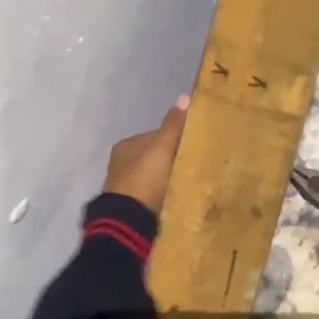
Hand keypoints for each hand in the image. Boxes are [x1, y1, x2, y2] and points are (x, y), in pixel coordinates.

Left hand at [104, 95, 189, 211]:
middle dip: (174, 160)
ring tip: (190, 183)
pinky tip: (178, 197)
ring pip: (156, 176)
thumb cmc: (144, 181)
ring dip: (170, 178)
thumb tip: (185, 97)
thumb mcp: (161, 150)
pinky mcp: (133, 206)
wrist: (128, 222)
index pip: (156, 136)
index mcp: (126, 146)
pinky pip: (155, 193)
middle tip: (196, 166)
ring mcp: (126, 186)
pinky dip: (166, 193)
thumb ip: (172, 127)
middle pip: (156, 156)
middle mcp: (122, 163)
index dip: (176, 139)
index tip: (196, 147)